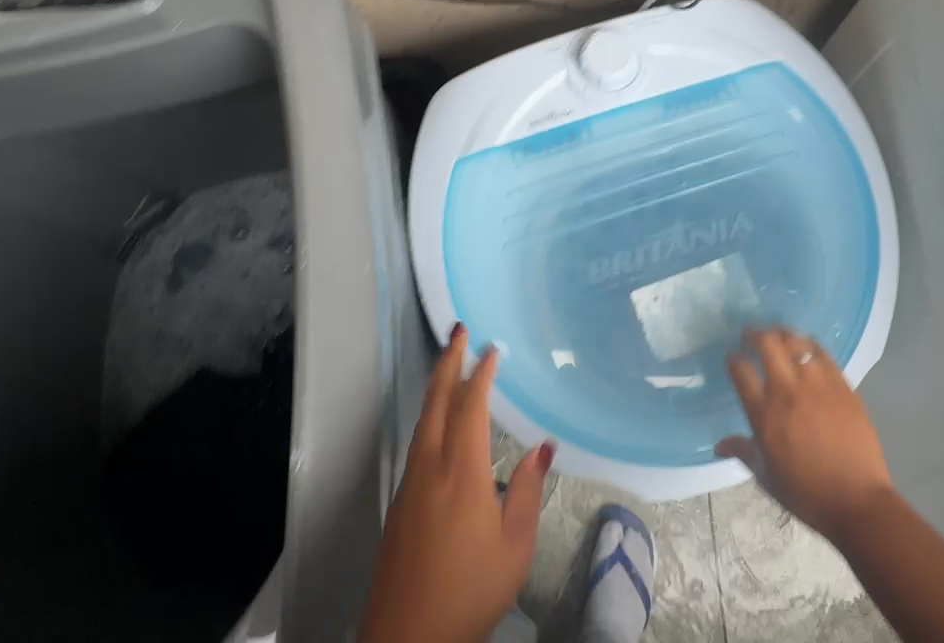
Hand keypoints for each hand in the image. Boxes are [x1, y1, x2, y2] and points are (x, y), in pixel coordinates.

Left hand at [358, 325, 553, 642]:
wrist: (408, 635)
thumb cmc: (471, 589)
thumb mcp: (515, 544)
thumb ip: (528, 490)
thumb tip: (543, 445)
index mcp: (462, 473)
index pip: (470, 408)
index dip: (480, 375)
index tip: (490, 348)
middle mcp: (430, 468)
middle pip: (436, 403)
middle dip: (447, 363)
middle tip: (458, 331)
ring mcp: (410, 484)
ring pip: (422, 421)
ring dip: (436, 387)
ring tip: (449, 364)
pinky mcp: (399, 502)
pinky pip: (417, 442)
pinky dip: (429, 415)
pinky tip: (438, 420)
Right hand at [715, 327, 895, 542]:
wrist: (857, 502)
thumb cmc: (805, 493)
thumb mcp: (766, 476)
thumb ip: (743, 452)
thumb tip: (719, 445)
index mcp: (763, 414)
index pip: (740, 370)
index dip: (733, 358)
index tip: (732, 358)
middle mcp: (788, 392)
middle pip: (767, 343)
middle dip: (754, 334)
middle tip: (751, 336)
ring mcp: (818, 386)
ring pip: (796, 342)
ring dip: (782, 335)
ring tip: (778, 338)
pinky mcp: (843, 387)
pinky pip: (823, 354)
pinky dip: (810, 346)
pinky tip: (807, 349)